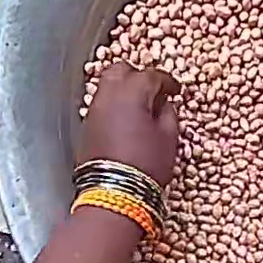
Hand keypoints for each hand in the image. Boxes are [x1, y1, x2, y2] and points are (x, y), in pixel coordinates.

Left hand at [80, 62, 180, 184]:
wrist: (114, 192)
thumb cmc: (146, 165)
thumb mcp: (168, 139)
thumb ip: (169, 114)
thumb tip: (165, 104)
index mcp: (132, 93)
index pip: (151, 76)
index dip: (167, 82)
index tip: (176, 91)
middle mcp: (108, 95)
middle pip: (121, 70)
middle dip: (138, 76)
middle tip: (154, 91)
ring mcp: (93, 110)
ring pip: (107, 86)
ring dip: (124, 90)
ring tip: (140, 107)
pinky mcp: (86, 127)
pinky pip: (101, 105)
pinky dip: (114, 106)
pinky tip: (126, 121)